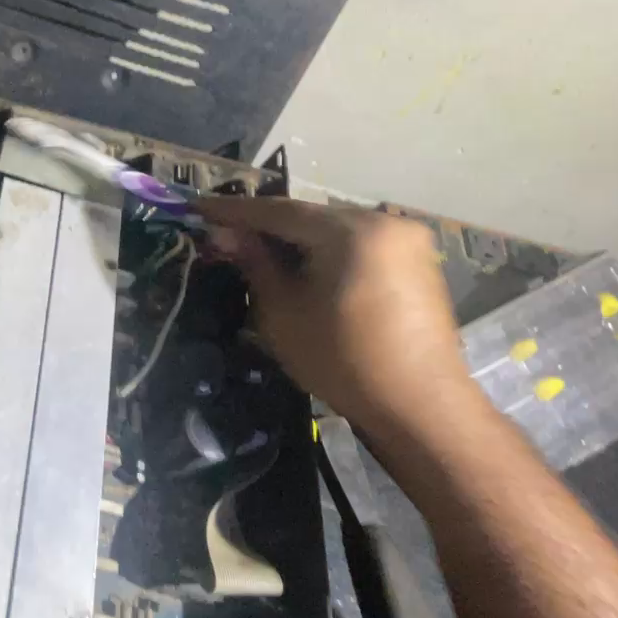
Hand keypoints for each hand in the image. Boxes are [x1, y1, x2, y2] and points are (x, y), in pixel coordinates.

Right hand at [194, 198, 477, 437]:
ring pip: (332, 229)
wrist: (421, 408)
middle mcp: (383, 222)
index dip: (233, 211)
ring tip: (256, 251)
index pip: (278, 210)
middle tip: (224, 233)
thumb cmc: (342, 359)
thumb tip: (223, 233)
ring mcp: (406, 241)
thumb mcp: (282, 311)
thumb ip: (253, 262)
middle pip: (308, 216)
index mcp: (350, 229)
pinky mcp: (416, 263)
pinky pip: (356, 244)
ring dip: (294, 238)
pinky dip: (325, 250)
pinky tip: (301, 268)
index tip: (197, 208)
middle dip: (265, 225)